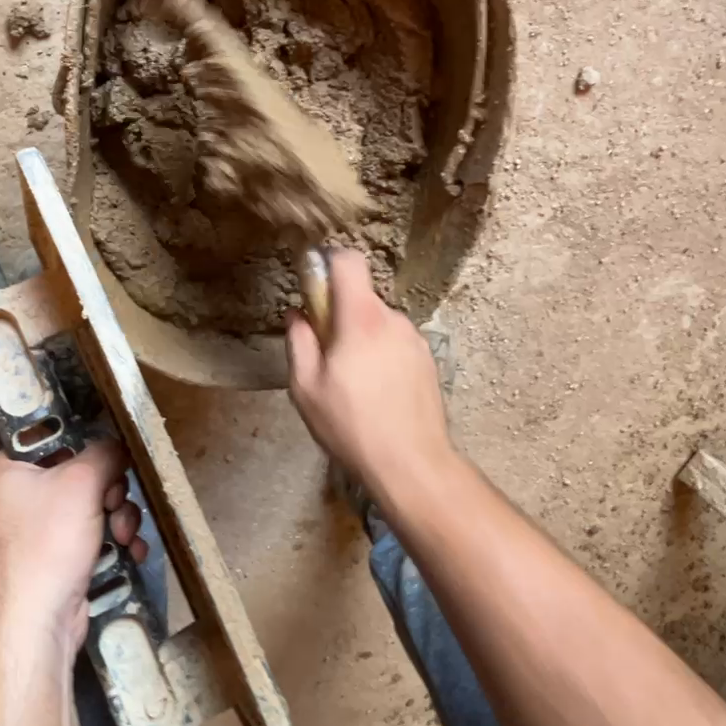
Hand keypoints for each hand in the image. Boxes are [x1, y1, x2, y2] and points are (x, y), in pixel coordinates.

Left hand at [0, 439, 148, 655]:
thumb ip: (105, 452)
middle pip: (75, 475)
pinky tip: (129, 553)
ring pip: (88, 507)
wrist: (34, 629)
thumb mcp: (82, 482)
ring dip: (118, 518)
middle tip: (116, 502)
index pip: (48, 439)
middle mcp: (11, 501)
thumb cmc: (48, 544)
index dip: (82, 445)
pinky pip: (87, 538)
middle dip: (109, 490)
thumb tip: (117, 446)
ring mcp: (31, 536)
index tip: (107, 458)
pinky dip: (111, 543)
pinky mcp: (51, 565)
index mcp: (1, 472)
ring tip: (126, 536)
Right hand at [286, 249, 453, 497]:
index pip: (349, 261)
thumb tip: (297, 315)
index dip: (328, 263)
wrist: (412, 464)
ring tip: (353, 382)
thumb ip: (299, 342)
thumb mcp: (306, 388)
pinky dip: (382, 354)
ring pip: (378, 322)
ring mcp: (415, 339)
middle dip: (340, 315)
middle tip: (327, 356)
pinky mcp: (427, 359)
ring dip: (362, 338)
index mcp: (361, 319)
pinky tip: (377, 392)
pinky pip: (395, 342)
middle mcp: (393, 320)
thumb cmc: (352, 426)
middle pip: (361, 296)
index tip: (314, 287)